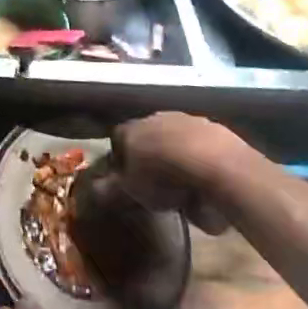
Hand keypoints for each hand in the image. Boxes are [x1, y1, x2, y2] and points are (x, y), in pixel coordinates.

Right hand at [110, 112, 254, 233]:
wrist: (213, 162)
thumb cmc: (163, 177)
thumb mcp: (131, 190)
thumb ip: (111, 189)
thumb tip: (94, 189)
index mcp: (129, 130)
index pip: (117, 140)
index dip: (121, 159)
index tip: (127, 180)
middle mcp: (153, 117)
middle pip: (146, 136)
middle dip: (149, 155)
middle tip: (156, 183)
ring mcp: (183, 119)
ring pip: (172, 137)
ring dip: (174, 155)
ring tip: (184, 183)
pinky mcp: (211, 126)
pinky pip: (198, 144)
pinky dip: (199, 157)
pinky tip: (205, 177)